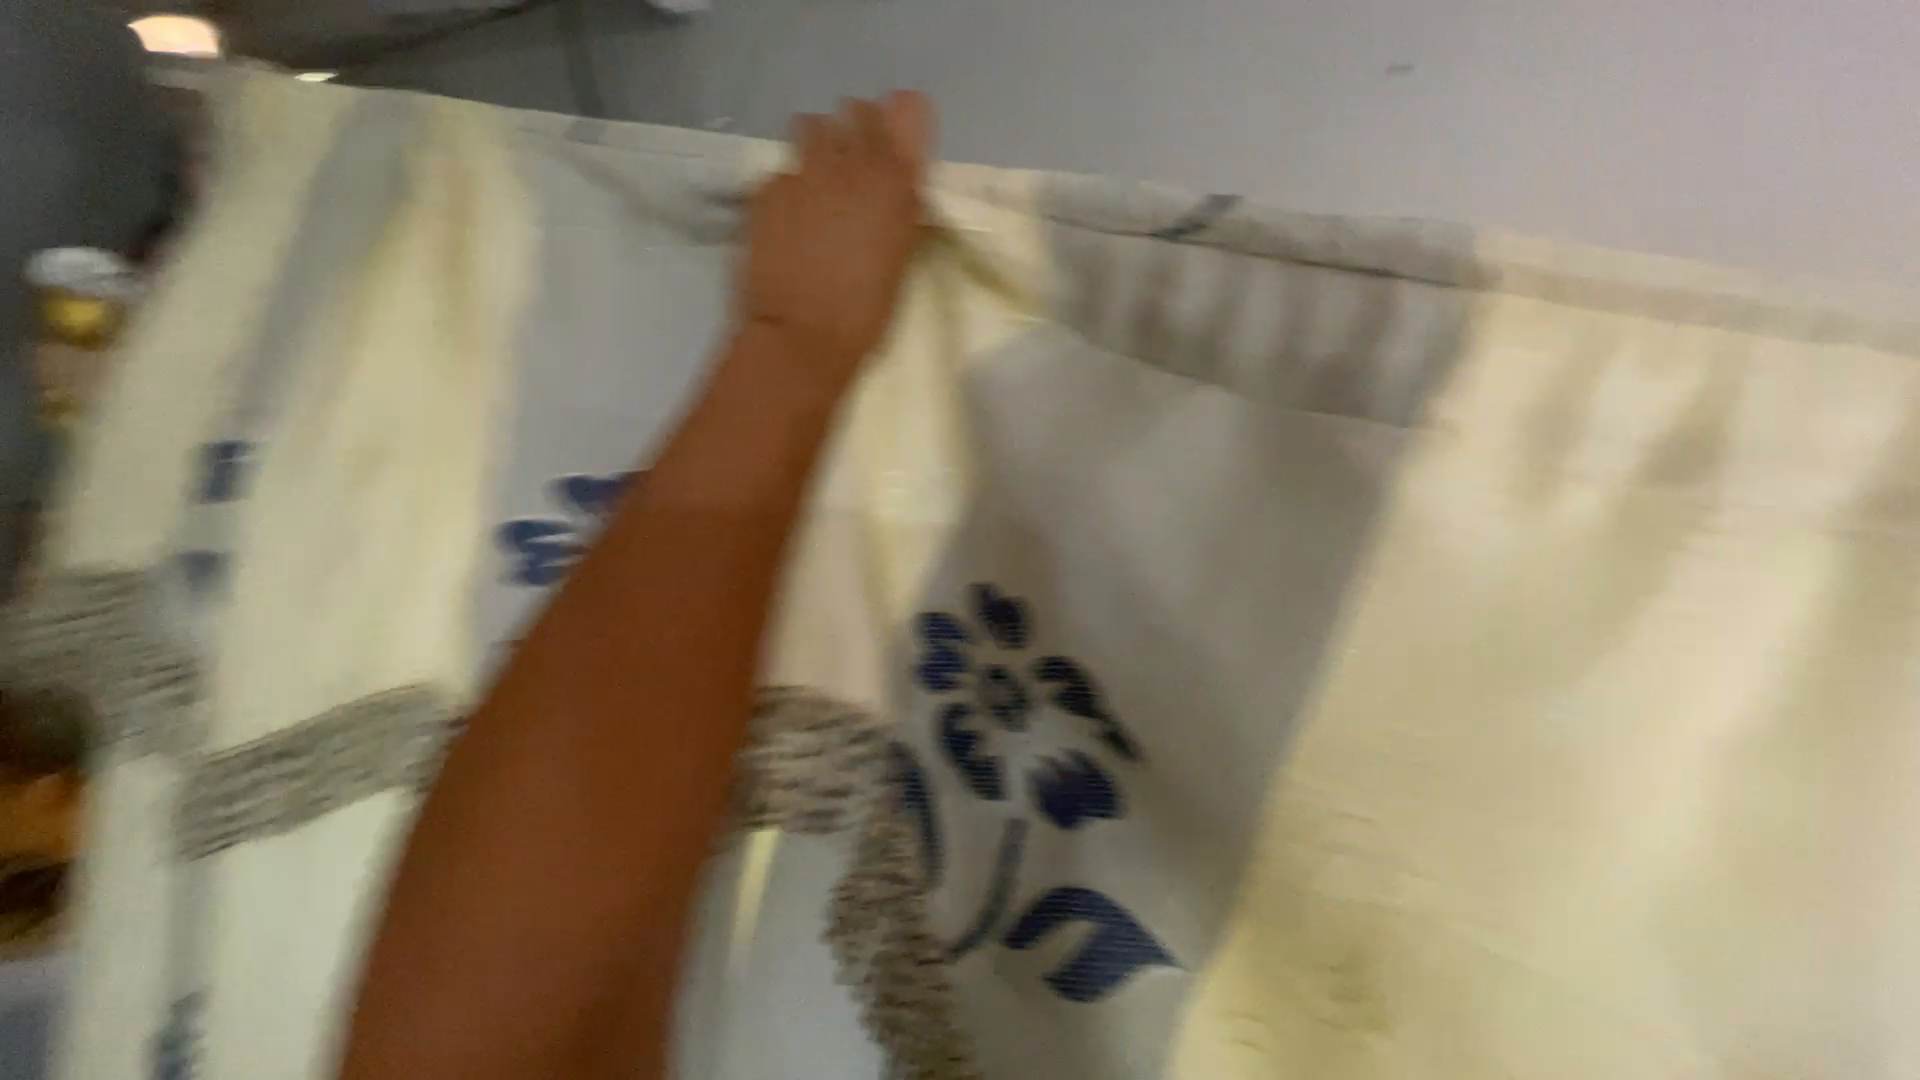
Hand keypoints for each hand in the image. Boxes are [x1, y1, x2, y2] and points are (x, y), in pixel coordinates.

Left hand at [737, 92, 934, 391]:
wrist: (800, 337)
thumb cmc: (864, 312)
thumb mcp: (900, 257)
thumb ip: (900, 206)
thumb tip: (899, 183)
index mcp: (894, 181)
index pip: (907, 108)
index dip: (899, 124)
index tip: (895, 149)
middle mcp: (850, 163)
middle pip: (855, 110)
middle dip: (855, 131)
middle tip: (852, 171)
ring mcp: (802, 172)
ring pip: (811, 127)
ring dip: (817, 147)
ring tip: (815, 186)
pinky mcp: (766, 190)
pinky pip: (781, 171)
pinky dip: (786, 188)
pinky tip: (786, 222)